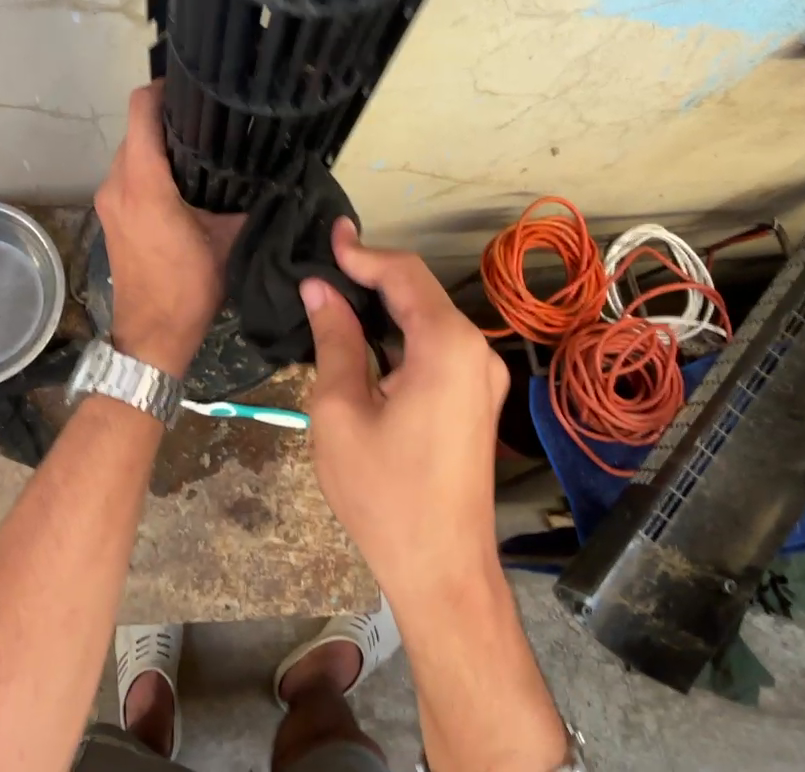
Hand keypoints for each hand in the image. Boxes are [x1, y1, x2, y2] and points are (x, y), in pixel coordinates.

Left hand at [95, 81, 243, 376]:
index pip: (141, 110)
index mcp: (143, 183)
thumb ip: (244, 202)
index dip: (164, 89)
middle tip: (209, 122)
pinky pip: (127, 176)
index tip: (193, 88)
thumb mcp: (226, 241)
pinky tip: (182, 183)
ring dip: (158, 147)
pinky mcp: (109, 217)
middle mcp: (117, 184)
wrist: (152, 336)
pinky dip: (149, 170)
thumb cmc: (188, 288)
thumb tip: (270, 175)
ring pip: (130, 153)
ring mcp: (108, 201)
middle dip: (168, 120)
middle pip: (136, 129)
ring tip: (199, 151)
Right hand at [301, 219, 509, 602]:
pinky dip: (404, 336)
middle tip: (324, 269)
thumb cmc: (384, 493)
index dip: (363, 251)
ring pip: (431, 320)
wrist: (442, 569)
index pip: (404, 274)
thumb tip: (320, 290)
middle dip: (373, 275)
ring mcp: (484, 378)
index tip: (328, 236)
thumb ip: (335, 341)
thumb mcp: (341, 412)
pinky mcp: (479, 402)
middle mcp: (477, 352)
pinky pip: (440, 349)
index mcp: (446, 346)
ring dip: (387, 307)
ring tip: (336, 301)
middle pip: (421, 293)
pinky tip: (368, 344)